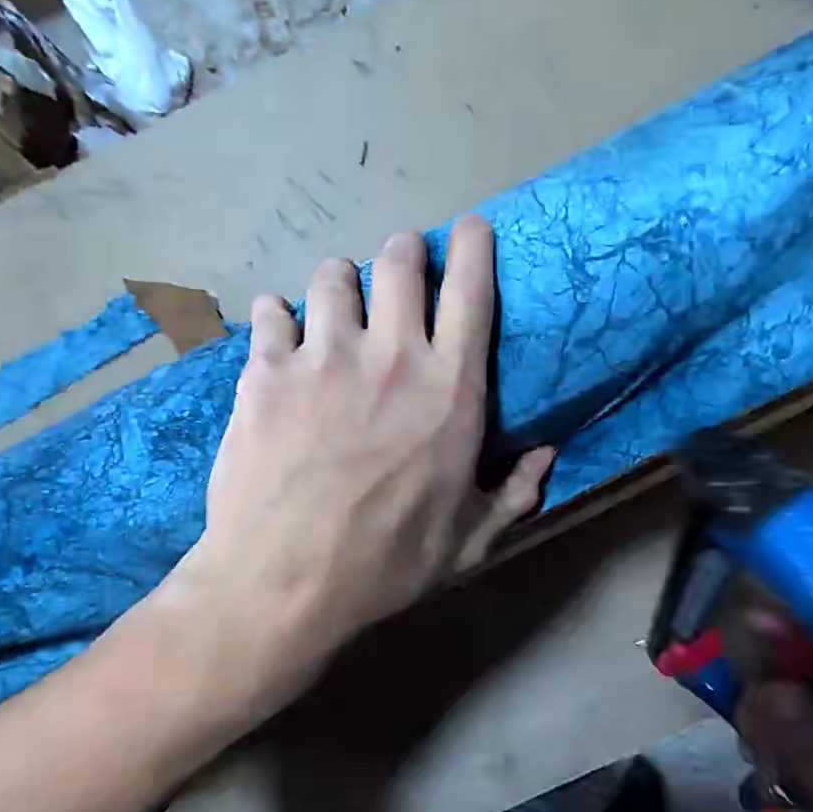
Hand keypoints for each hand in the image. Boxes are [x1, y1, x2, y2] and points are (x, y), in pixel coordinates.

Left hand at [168, 215, 553, 712]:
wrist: (284, 584)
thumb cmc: (386, 564)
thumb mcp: (467, 541)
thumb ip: (514, 493)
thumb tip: (547, 455)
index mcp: (448, 390)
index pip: (470, 291)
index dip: (473, 246)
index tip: (470, 228)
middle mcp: (389, 356)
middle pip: (399, 261)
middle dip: (404, 253)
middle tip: (400, 269)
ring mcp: (322, 357)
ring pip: (332, 276)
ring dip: (339, 284)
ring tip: (334, 307)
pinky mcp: (265, 372)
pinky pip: (270, 312)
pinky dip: (277, 318)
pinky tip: (279, 339)